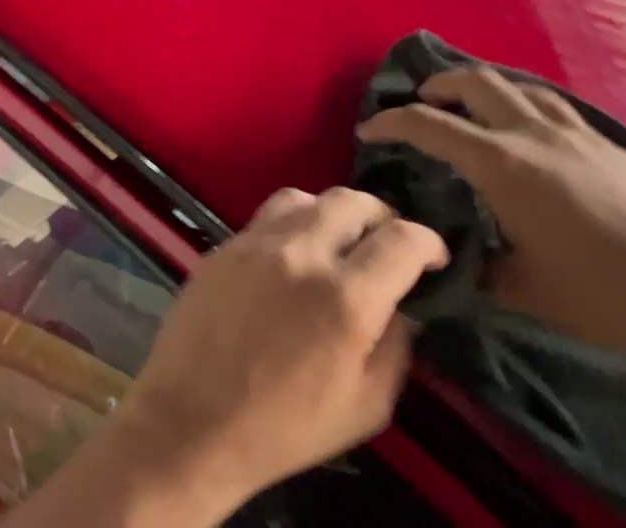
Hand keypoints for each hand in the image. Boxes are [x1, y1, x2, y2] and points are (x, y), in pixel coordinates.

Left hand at [117, 187, 447, 513]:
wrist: (192, 419)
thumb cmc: (286, 428)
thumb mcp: (367, 405)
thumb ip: (394, 346)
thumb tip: (401, 306)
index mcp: (346, 298)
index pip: (402, 240)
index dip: (429, 243)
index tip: (433, 260)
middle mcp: (301, 256)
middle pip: (350, 201)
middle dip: (380, 216)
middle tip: (385, 244)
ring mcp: (253, 246)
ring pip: (302, 198)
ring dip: (330, 213)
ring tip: (336, 243)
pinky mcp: (220, 249)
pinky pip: (263, 218)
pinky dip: (289, 226)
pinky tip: (290, 258)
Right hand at [356, 67, 625, 368]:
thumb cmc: (609, 297)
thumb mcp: (522, 290)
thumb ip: (471, 265)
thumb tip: (439, 258)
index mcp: (503, 167)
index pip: (428, 125)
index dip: (389, 123)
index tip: (366, 132)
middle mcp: (535, 136)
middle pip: (475, 83)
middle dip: (436, 86)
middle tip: (418, 106)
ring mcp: (579, 135)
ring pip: (518, 86)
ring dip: (481, 89)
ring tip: (466, 109)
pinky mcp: (611, 146)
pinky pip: (552, 105)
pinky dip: (521, 103)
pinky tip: (525, 131)